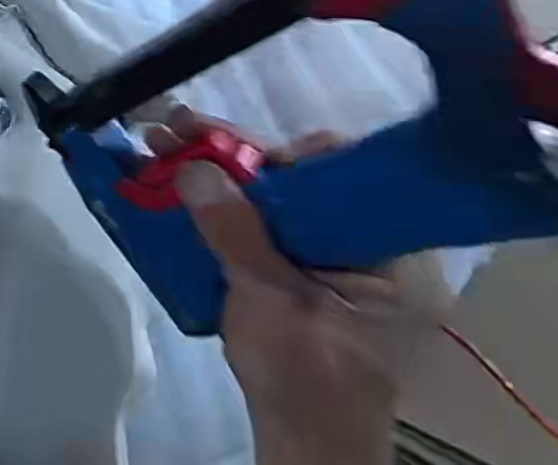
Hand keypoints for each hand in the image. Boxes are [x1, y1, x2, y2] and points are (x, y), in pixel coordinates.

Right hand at [165, 117, 448, 464]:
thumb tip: (192, 167)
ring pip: (275, 196)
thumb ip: (235, 231)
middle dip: (234, 154)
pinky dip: (224, 203)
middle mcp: (367, 244)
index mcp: (390, 253)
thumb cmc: (303, 382)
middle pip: (299, 178)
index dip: (287, 152)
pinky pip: (264, 221)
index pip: (344, 174)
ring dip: (220, 171)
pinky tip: (184, 182)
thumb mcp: (270, 302)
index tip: (234, 149)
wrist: (301, 451)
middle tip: (179, 125)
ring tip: (167, 141)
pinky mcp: (301, 269)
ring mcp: (332, 256)